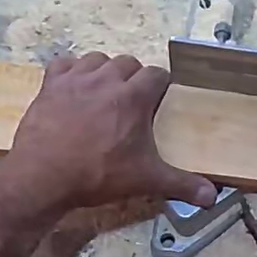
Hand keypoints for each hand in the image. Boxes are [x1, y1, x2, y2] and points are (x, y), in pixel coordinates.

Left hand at [0, 52, 216, 210]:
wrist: (44, 176)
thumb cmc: (99, 175)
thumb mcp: (146, 179)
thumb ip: (181, 184)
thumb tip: (212, 197)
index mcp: (134, 97)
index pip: (157, 74)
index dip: (161, 85)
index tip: (158, 100)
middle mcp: (107, 80)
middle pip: (128, 62)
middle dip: (134, 77)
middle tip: (132, 101)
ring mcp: (76, 80)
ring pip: (98, 59)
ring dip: (105, 71)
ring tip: (105, 92)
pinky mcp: (50, 85)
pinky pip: (65, 64)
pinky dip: (72, 71)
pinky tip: (75, 88)